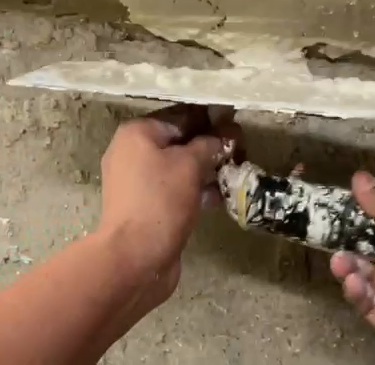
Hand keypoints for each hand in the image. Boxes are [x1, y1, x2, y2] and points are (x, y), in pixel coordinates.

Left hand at [95, 105, 241, 297]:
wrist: (134, 260)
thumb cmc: (160, 201)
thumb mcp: (189, 165)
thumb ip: (209, 144)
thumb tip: (225, 133)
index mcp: (137, 132)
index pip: (179, 115)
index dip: (209, 117)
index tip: (235, 121)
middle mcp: (132, 151)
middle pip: (178, 140)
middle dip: (210, 145)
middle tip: (241, 149)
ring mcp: (138, 181)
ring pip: (178, 166)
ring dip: (206, 169)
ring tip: (236, 171)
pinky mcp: (147, 206)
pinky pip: (174, 188)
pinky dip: (195, 189)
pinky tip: (221, 195)